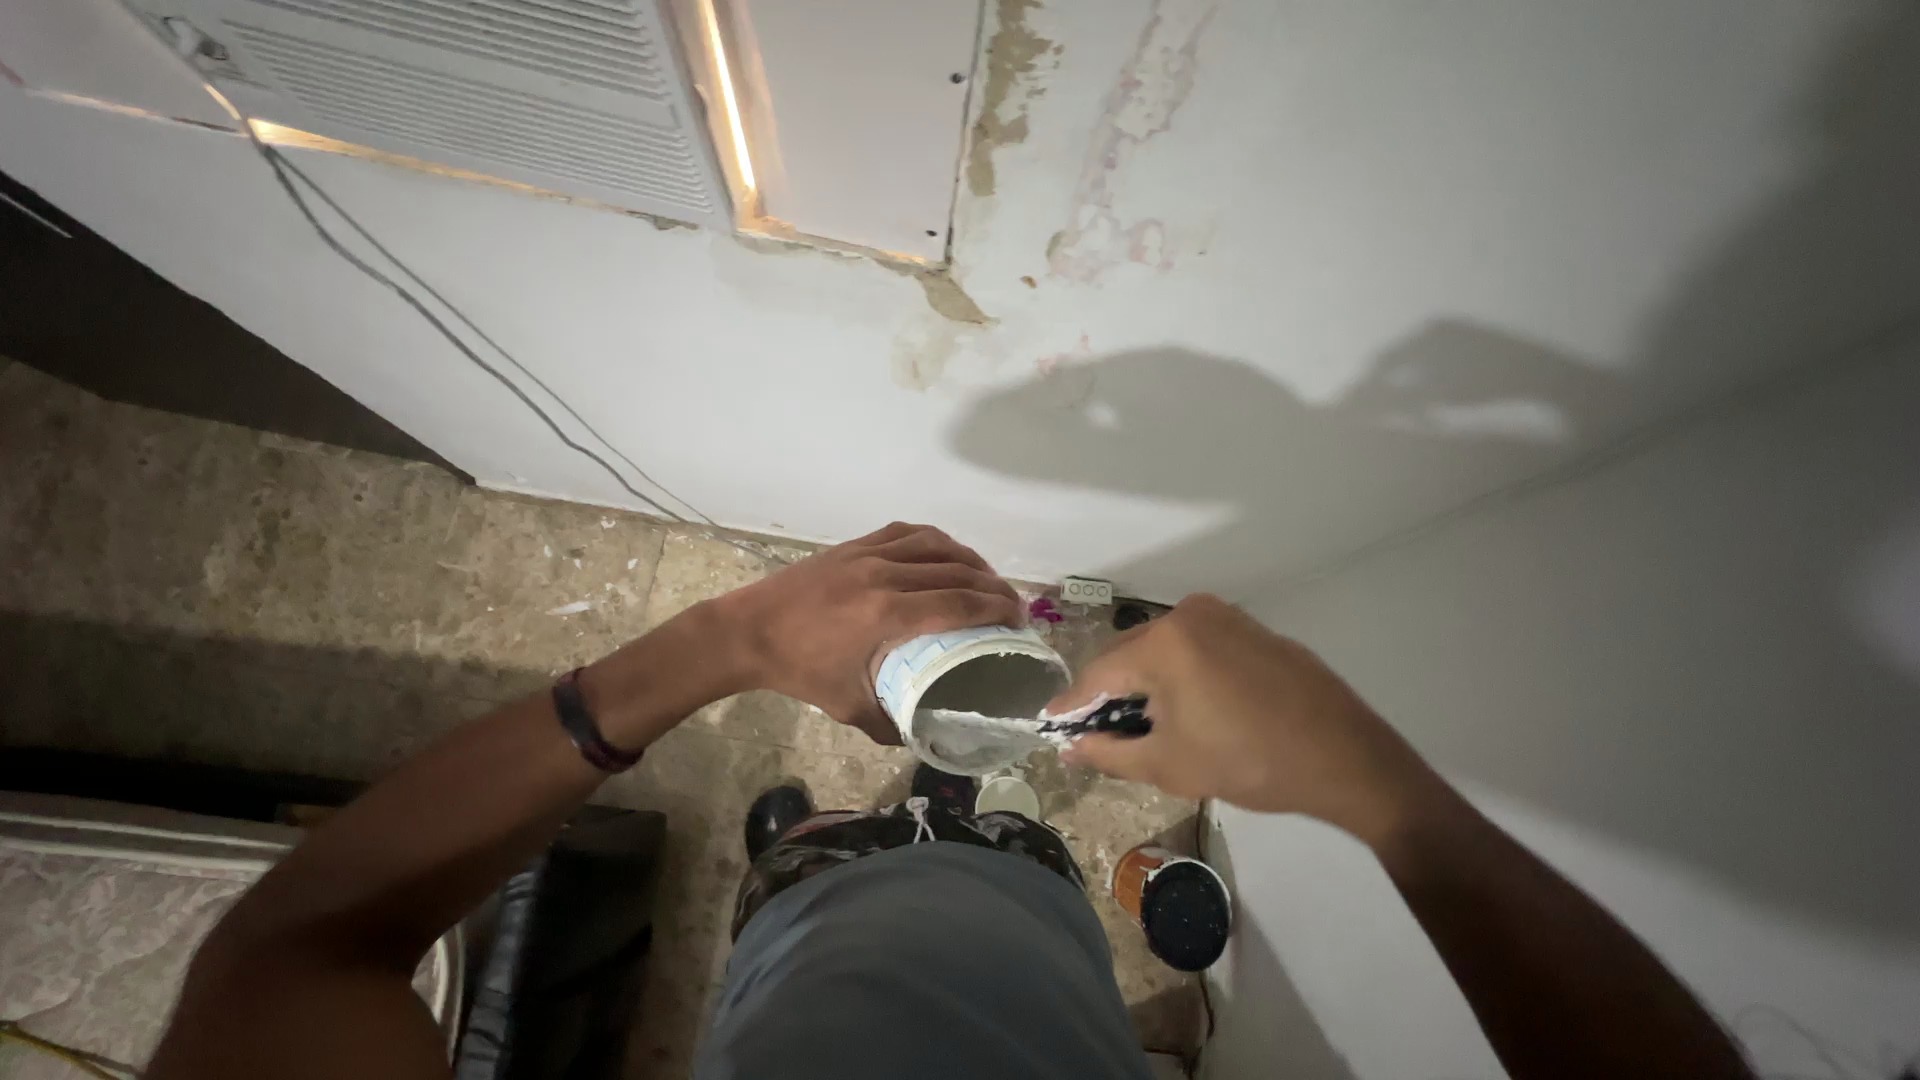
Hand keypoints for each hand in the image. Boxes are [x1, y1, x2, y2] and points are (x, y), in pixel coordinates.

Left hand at [713, 522, 1024, 743]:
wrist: (747, 633)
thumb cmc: (798, 671)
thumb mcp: (847, 707)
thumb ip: (889, 725)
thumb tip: (921, 737)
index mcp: (886, 614)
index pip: (958, 602)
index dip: (996, 608)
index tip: (1019, 619)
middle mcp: (883, 574)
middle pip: (956, 571)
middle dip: (993, 586)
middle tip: (1013, 605)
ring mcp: (868, 554)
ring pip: (935, 544)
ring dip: (970, 558)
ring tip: (986, 579)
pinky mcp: (854, 545)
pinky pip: (907, 533)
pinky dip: (936, 541)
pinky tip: (946, 554)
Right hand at [1050, 594, 1446, 843]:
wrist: (1347, 758)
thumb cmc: (1249, 762)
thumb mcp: (1170, 765)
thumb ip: (1109, 753)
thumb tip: (1070, 748)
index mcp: (1163, 644)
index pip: (1099, 675)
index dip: (1072, 704)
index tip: (1051, 724)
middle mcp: (1187, 615)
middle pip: (1128, 655)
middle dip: (1110, 693)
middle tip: (1098, 731)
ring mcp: (1223, 616)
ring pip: (1162, 648)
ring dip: (1145, 682)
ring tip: (1145, 723)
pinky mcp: (1250, 626)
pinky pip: (1196, 645)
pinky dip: (1180, 672)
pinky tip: (1190, 705)